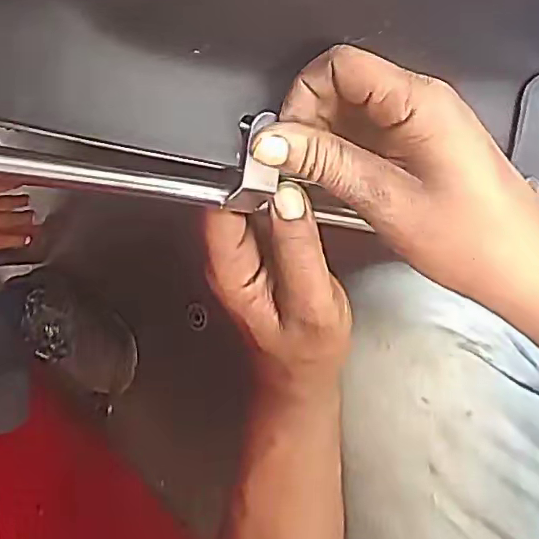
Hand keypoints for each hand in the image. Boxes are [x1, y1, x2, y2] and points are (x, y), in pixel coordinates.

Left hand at [0, 170, 37, 250]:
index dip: (12, 240)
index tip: (24, 239)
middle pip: (7, 219)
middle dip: (21, 222)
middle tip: (32, 223)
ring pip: (7, 200)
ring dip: (17, 203)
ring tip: (25, 203)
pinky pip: (1, 180)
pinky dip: (11, 181)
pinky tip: (15, 180)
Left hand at [203, 184, 351, 398]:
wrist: (302, 372)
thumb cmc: (306, 351)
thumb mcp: (315, 304)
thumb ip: (300, 248)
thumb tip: (289, 197)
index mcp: (229, 268)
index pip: (223, 203)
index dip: (249, 177)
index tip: (277, 166)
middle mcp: (226, 254)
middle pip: (231, 192)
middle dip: (262, 173)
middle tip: (295, 168)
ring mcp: (240, 247)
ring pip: (247, 194)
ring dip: (271, 182)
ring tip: (300, 182)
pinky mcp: (257, 242)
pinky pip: (263, 205)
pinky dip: (280, 196)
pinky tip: (299, 200)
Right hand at [252, 45, 538, 312]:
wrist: (530, 273)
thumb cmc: (480, 242)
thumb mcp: (389, 202)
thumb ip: (327, 163)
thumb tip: (273, 141)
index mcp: (420, 100)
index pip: (339, 64)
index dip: (304, 94)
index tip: (287, 138)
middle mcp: (422, 99)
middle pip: (342, 82)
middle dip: (309, 119)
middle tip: (295, 164)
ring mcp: (422, 119)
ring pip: (351, 107)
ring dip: (324, 139)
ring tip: (317, 180)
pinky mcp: (421, 140)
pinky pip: (368, 129)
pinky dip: (343, 151)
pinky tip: (340, 183)